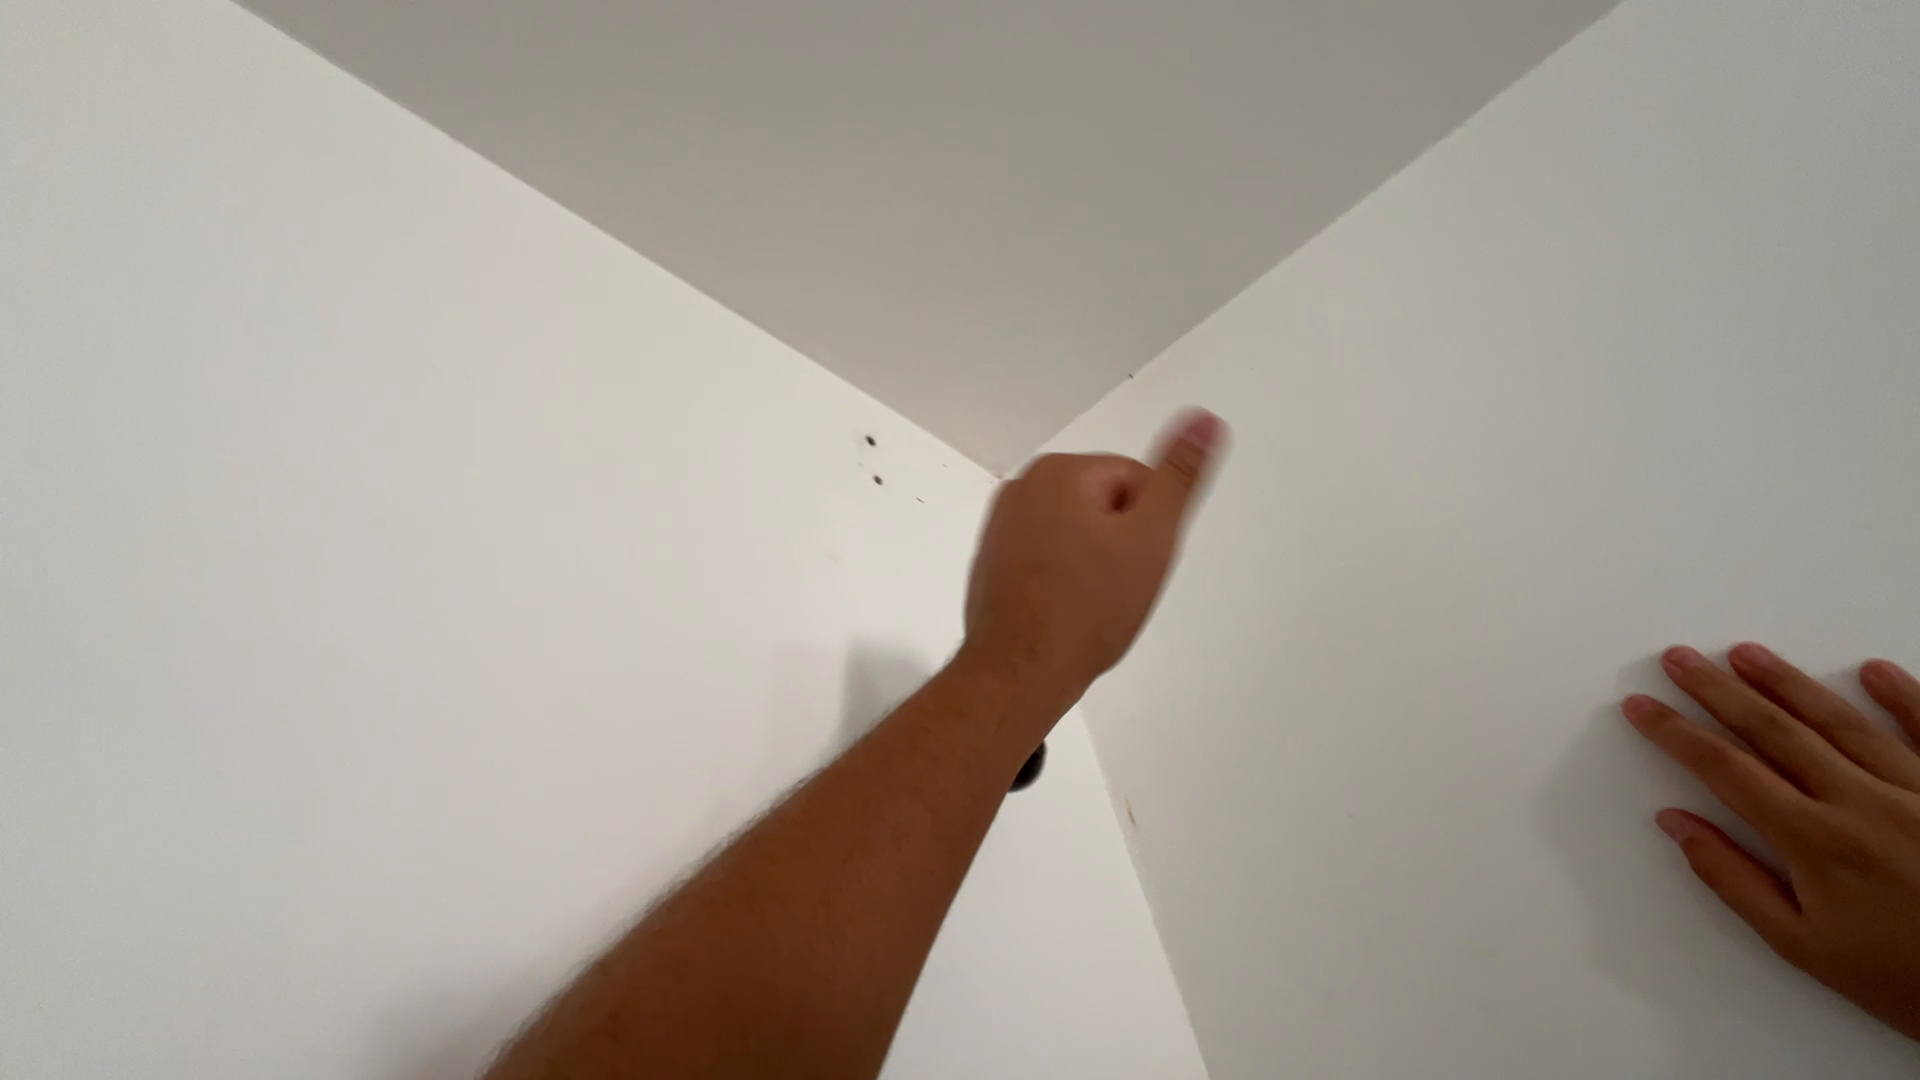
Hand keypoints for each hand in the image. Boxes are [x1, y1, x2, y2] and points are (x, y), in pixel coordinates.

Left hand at [962, 410, 1222, 694]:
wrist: (1022, 671)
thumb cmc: (1083, 611)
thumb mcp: (1151, 537)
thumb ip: (1180, 475)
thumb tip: (1203, 420)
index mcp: (1058, 472)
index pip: (1135, 482)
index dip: (1147, 528)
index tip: (1133, 562)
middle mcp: (1021, 490)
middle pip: (1102, 504)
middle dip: (1118, 543)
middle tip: (1112, 586)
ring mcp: (1001, 527)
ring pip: (1075, 534)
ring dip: (1090, 563)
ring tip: (1087, 601)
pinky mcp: (992, 561)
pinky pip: (1046, 558)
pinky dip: (1060, 579)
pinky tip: (1064, 610)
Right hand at [1624, 644, 1919, 1040]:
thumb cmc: (1913, 981)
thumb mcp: (1804, 947)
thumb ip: (1733, 880)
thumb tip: (1675, 824)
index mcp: (1817, 841)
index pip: (1724, 768)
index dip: (1674, 732)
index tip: (1640, 706)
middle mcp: (1866, 805)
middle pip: (1774, 731)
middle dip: (1718, 690)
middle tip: (1680, 658)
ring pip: (1841, 723)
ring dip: (1787, 683)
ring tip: (1746, 652)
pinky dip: (1905, 699)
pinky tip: (1872, 671)